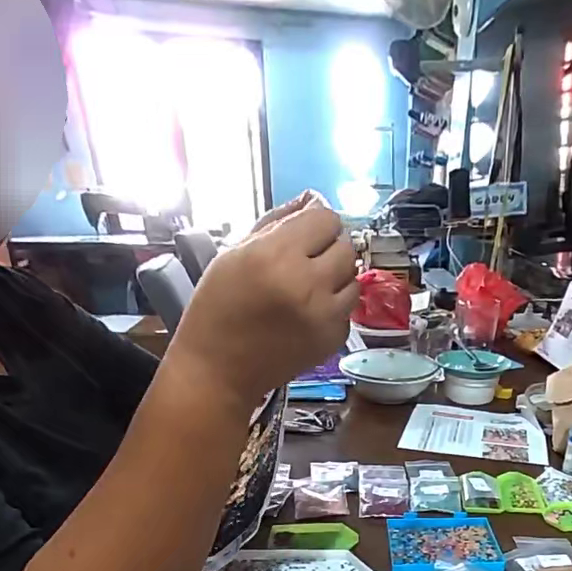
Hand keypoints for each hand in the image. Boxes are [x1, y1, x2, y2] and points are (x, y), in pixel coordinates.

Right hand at [167, 191, 357, 407]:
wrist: (219, 370)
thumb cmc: (217, 310)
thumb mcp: (233, 254)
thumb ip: (276, 222)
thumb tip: (311, 200)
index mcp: (276, 256)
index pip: (326, 218)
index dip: (316, 221)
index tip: (306, 231)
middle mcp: (307, 284)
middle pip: (346, 246)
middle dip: (328, 248)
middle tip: (304, 261)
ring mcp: (324, 316)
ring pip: (354, 278)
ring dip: (335, 277)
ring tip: (307, 287)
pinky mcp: (332, 340)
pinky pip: (348, 309)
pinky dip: (334, 307)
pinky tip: (307, 313)